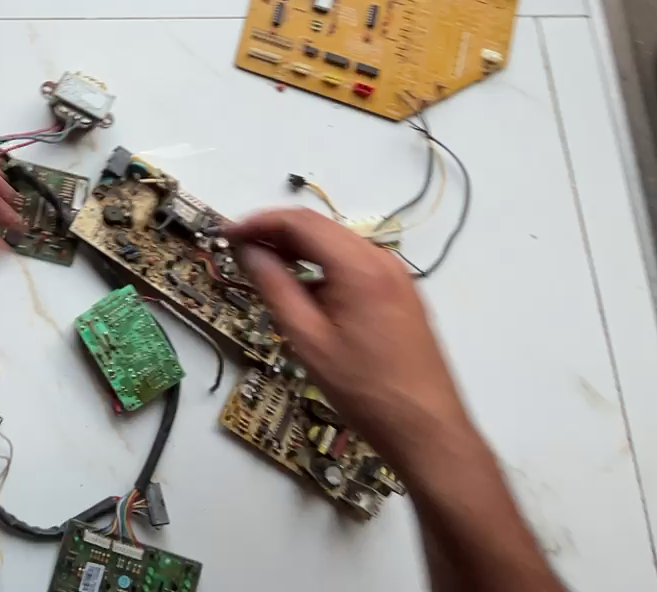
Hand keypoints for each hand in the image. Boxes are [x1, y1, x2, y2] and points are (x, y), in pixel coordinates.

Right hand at [230, 208, 475, 471]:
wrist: (428, 433)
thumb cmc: (363, 388)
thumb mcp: (307, 338)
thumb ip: (274, 286)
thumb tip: (248, 251)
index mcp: (359, 266)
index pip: (299, 222)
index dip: (258, 223)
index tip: (227, 235)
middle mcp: (381, 260)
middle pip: (318, 226)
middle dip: (274, 232)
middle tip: (240, 249)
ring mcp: (396, 276)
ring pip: (334, 242)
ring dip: (296, 246)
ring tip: (263, 266)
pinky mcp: (400, 293)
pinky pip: (352, 261)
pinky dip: (320, 263)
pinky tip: (301, 285)